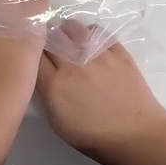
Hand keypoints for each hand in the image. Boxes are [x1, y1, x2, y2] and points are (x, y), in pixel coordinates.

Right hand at [35, 22, 165, 164]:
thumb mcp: (58, 123)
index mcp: (56, 85)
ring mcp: (98, 55)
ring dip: (66, 31)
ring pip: (73, 28)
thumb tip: (41, 75)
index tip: (29, 53)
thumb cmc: (93, 136)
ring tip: (69, 39)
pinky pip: (99, 31)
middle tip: (47, 45)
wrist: (136, 136)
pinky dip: (90, 34)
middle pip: (51, 37)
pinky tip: (91, 43)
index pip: (33, 55)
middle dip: (46, 38)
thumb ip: (45, 96)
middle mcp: (74, 64)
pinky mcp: (119, 52)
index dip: (30, 52)